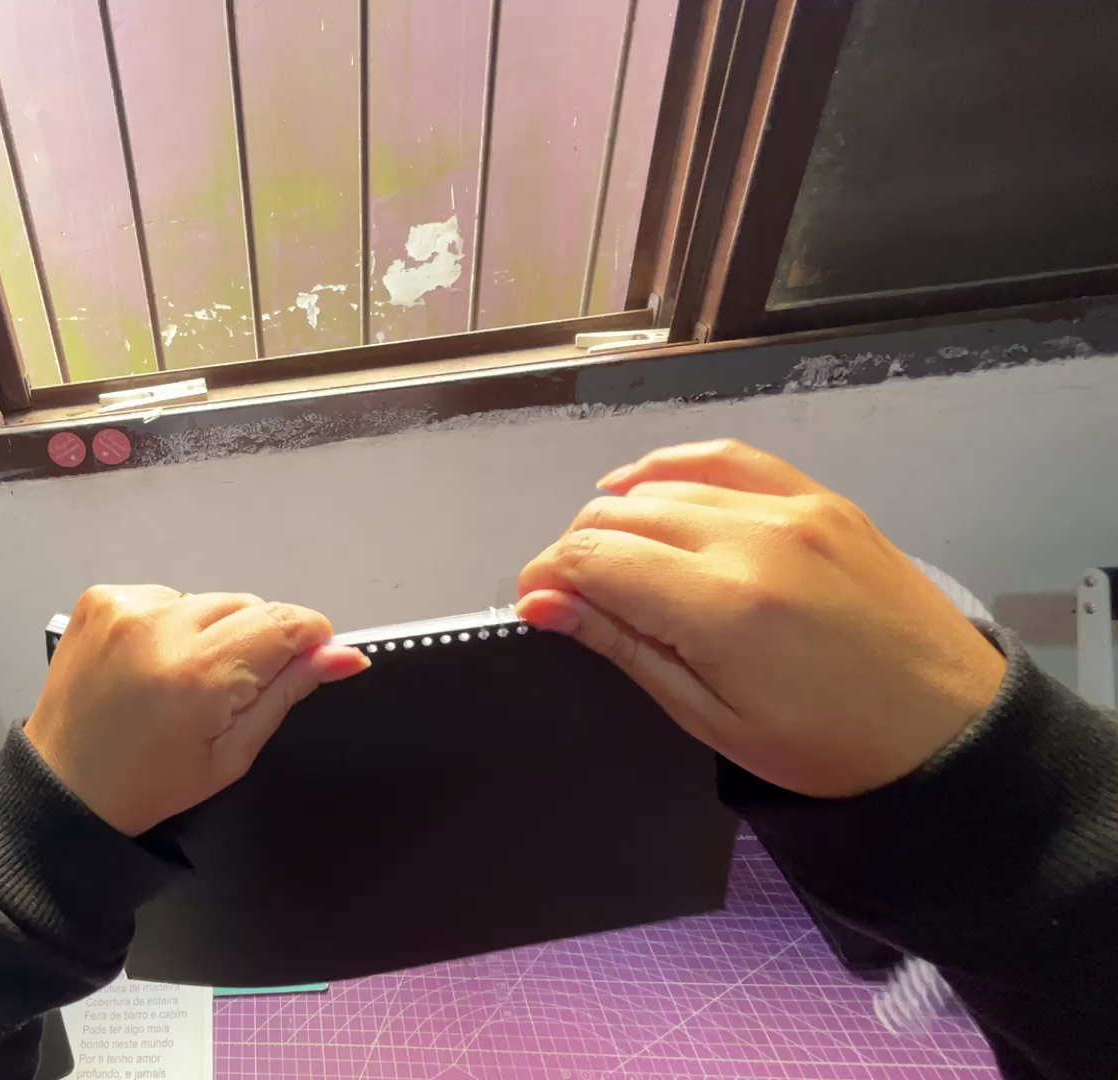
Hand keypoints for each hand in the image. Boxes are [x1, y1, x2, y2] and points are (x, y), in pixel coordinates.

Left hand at [25, 585, 370, 834]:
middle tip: (228, 688)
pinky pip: (167, 596)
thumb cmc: (149, 783)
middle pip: (247, 605)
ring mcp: (124, 605)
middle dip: (256, 639)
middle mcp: (158, 626)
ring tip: (182, 677)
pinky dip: (172, 623)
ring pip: (208, 600)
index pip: (283, 621)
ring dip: (212, 631)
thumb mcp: (231, 753)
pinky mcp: (102, 597)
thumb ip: (287, 692)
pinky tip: (153, 661)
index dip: (309, 636)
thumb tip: (344, 654)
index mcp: (196, 675)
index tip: (310, 657)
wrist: (62, 783)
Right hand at [516, 439, 1005, 797]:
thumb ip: (614, 642)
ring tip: (614, 561)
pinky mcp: (818, 499)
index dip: (544, 577)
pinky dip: (667, 467)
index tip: (535, 603)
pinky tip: (638, 487)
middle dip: (572, 554)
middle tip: (573, 597)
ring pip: (655, 488)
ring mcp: (791, 510)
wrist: (951, 736)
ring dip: (613, 521)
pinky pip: (722, 459)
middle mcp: (752, 540)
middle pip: (613, 516)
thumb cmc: (820, 743)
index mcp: (720, 605)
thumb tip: (538, 602)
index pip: (590, 557)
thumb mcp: (700, 711)